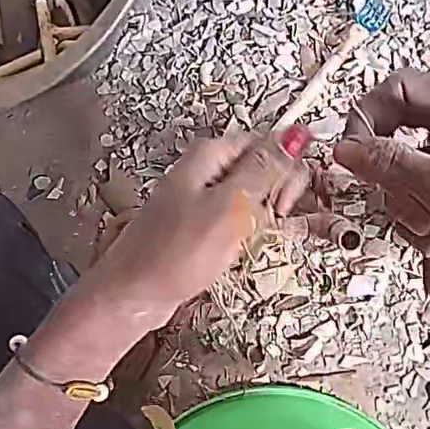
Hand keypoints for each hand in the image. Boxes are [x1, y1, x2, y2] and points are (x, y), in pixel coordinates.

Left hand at [79, 130, 309, 327]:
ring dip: (256, 223)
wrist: (133, 295)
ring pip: (248, 200)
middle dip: (270, 199)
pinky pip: (232, 223)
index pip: (267, 144)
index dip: (284, 171)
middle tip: (262, 225)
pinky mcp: (196, 226)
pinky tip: (230, 254)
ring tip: (241, 244)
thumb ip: (264, 169)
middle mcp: (202, 171)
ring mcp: (198, 199)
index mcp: (209, 154)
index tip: (283, 202)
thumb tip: (296, 133)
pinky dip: (239, 237)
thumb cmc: (176, 253)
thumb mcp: (230, 206)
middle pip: (259, 171)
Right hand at [334, 70, 429, 307]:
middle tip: (406, 203)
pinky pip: (414, 193)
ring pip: (401, 169)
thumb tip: (347, 148)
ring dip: (405, 204)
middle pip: (396, 132)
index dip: (369, 119)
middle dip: (393, 176)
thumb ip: (393, 165)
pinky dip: (417, 217)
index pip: (401, 90)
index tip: (354, 154)